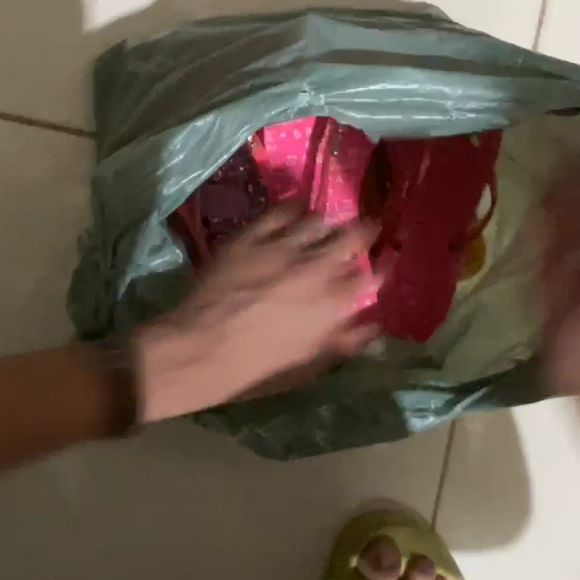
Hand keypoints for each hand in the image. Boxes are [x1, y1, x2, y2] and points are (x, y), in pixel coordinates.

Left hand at [133, 205, 378, 422]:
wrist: (201, 349)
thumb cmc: (256, 370)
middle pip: (352, 237)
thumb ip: (343, 341)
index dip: (378, 268)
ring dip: (326, 223)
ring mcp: (283, 248)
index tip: (379, 264)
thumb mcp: (308, 365)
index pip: (371, 276)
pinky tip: (294, 211)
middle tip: (363, 229)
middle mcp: (316, 269)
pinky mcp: (251, 236)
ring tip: (325, 224)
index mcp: (334, 304)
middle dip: (362, 233)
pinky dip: (293, 209)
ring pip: (318, 220)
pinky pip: (281, 211)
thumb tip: (371, 327)